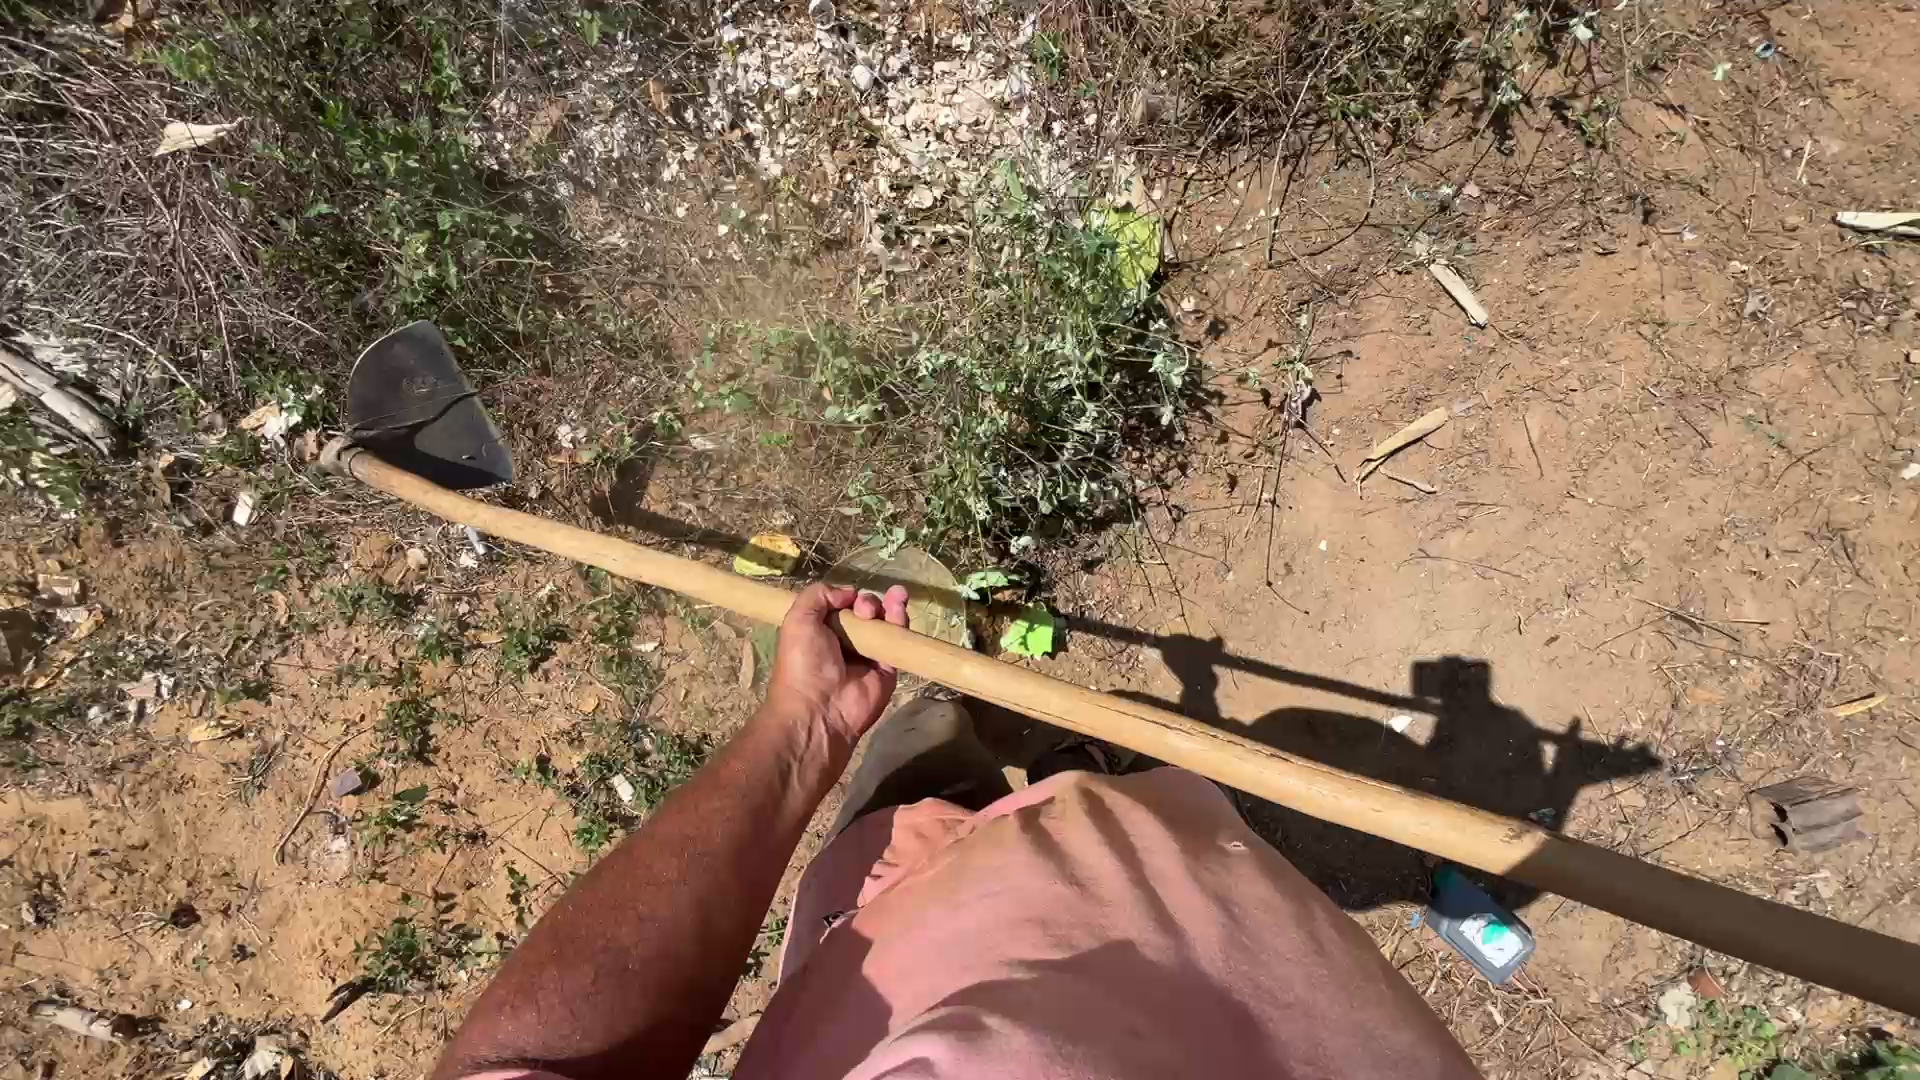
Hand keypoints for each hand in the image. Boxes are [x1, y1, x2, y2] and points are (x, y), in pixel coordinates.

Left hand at [765, 583, 909, 744]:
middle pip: (866, 613)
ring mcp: (869, 655)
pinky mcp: (888, 667)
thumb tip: (849, 592)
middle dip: (868, 603)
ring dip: (889, 604)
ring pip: (885, 623)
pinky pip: (897, 640)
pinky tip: (900, 604)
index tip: (848, 598)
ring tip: (895, 595)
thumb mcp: (798, 619)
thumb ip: (818, 595)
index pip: (842, 607)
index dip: (848, 598)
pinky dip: (900, 619)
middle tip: (863, 610)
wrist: (819, 708)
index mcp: (822, 633)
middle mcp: (847, 643)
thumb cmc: (804, 662)